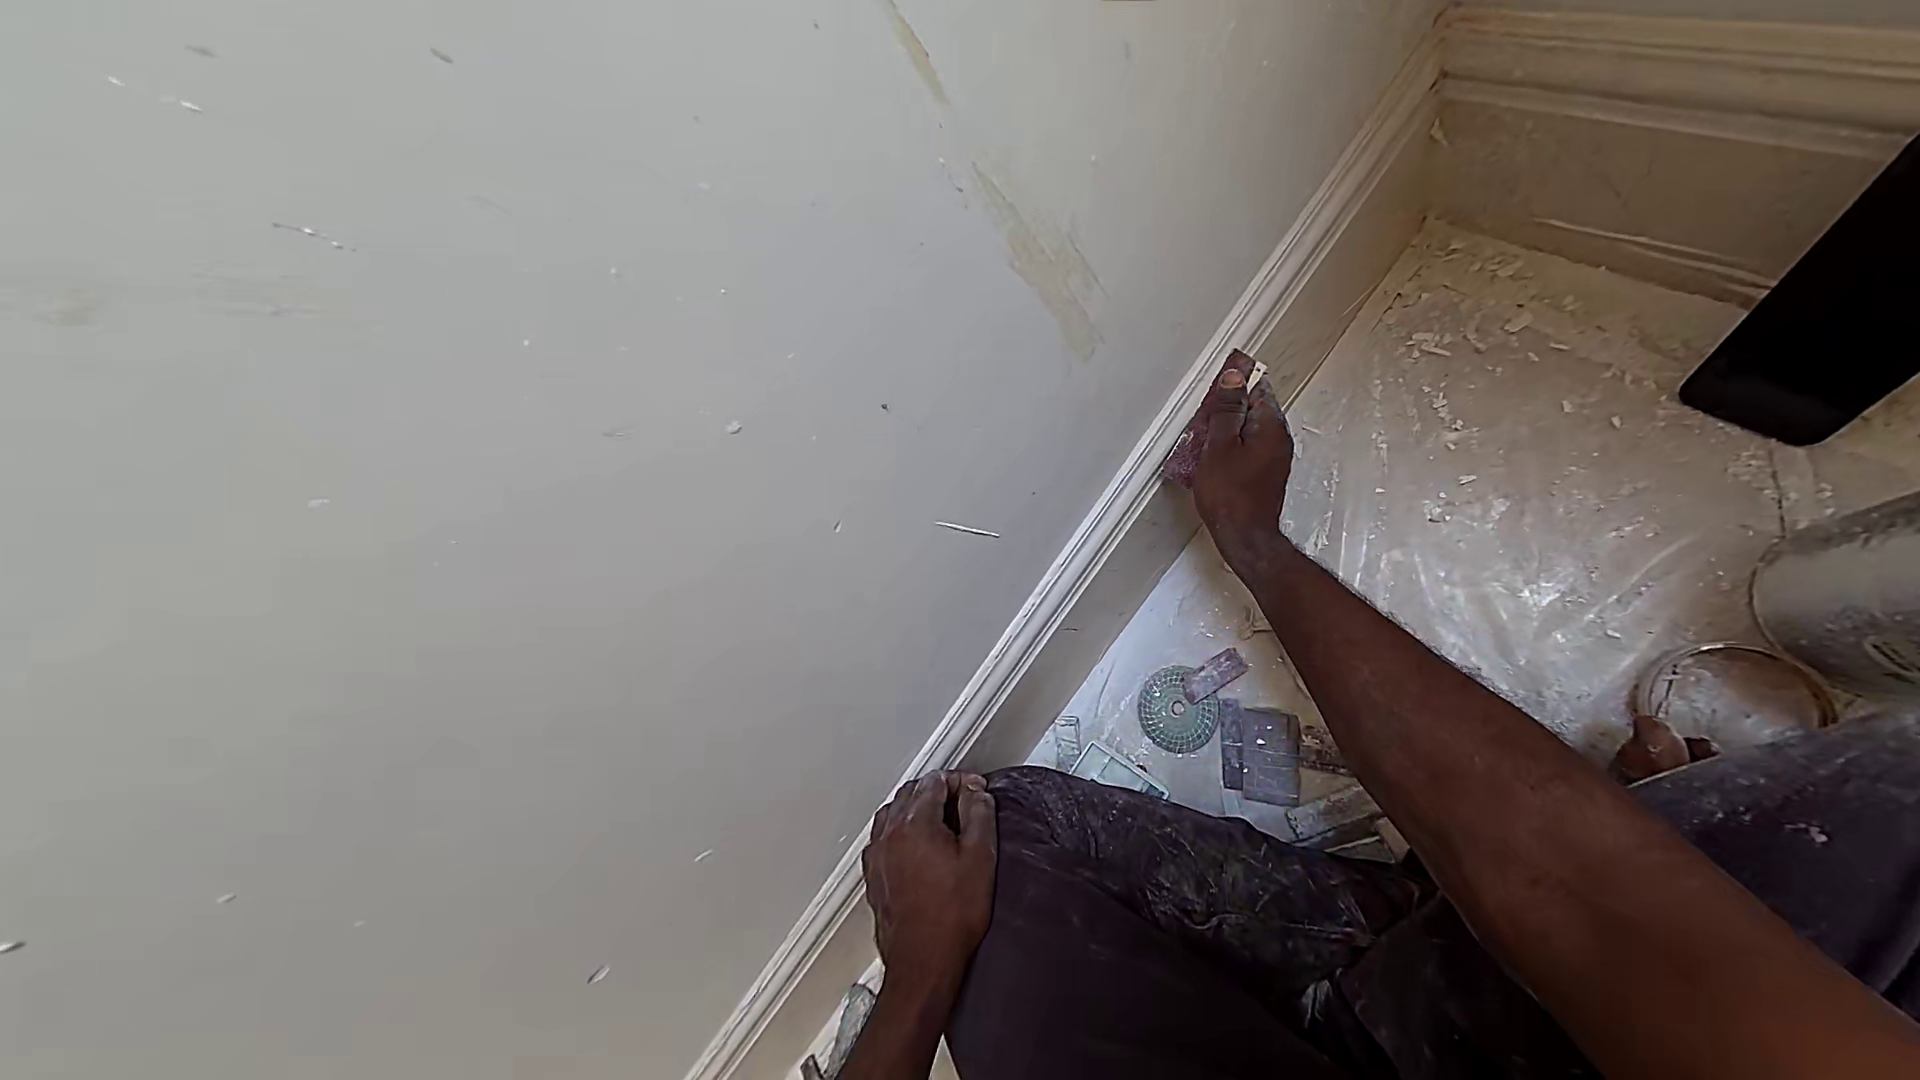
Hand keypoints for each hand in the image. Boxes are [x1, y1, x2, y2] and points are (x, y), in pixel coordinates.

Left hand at [862, 772, 996, 983]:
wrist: (923, 964)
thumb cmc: (951, 918)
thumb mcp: (980, 859)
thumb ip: (979, 815)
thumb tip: (976, 792)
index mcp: (915, 823)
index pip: (935, 781)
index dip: (959, 780)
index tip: (975, 789)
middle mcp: (890, 832)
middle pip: (912, 791)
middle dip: (938, 789)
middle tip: (962, 800)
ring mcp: (878, 853)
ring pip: (894, 810)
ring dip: (916, 805)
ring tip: (940, 818)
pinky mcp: (874, 874)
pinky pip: (883, 834)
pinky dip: (899, 827)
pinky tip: (915, 842)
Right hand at [1192, 365, 1294, 562]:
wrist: (1243, 535)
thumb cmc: (1230, 495)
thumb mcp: (1220, 445)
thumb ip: (1227, 410)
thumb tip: (1234, 379)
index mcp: (1271, 427)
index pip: (1257, 389)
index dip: (1234, 383)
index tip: (1214, 386)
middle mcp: (1278, 439)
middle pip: (1253, 409)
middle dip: (1227, 408)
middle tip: (1202, 416)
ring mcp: (1273, 458)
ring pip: (1248, 430)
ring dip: (1226, 429)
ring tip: (1202, 438)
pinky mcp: (1263, 473)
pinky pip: (1246, 448)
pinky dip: (1229, 447)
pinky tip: (1211, 458)